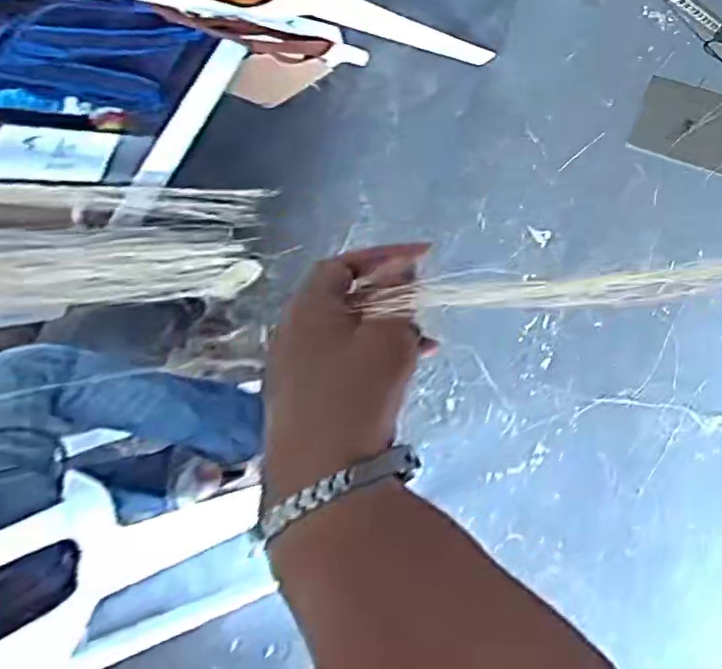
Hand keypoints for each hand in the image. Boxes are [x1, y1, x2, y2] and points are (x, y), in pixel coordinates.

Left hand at [263, 244, 432, 506]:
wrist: (323, 466)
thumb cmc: (358, 387)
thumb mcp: (389, 332)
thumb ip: (396, 295)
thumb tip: (399, 269)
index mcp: (308, 312)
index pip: (340, 265)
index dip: (383, 255)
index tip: (424, 256)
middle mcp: (295, 334)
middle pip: (346, 296)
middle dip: (392, 294)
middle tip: (426, 300)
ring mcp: (299, 365)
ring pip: (352, 327)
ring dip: (390, 323)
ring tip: (424, 337)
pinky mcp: (310, 390)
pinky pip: (349, 353)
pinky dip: (380, 348)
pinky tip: (411, 361)